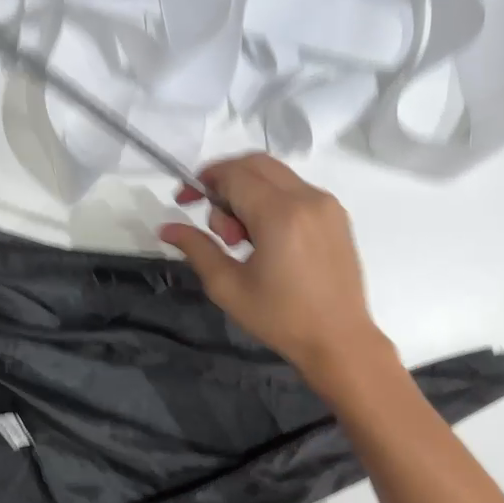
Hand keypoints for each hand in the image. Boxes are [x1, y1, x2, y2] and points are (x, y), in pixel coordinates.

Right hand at [159, 154, 390, 381]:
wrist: (337, 337)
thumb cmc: (278, 318)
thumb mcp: (227, 286)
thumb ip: (197, 248)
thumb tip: (166, 228)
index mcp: (279, 215)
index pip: (235, 175)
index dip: (204, 181)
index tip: (184, 200)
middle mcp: (307, 197)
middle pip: (256, 165)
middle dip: (224, 182)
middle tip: (211, 223)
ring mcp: (326, 203)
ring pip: (276, 175)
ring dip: (247, 193)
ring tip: (239, 239)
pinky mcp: (335, 214)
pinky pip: (294, 190)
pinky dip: (270, 200)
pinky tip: (263, 238)